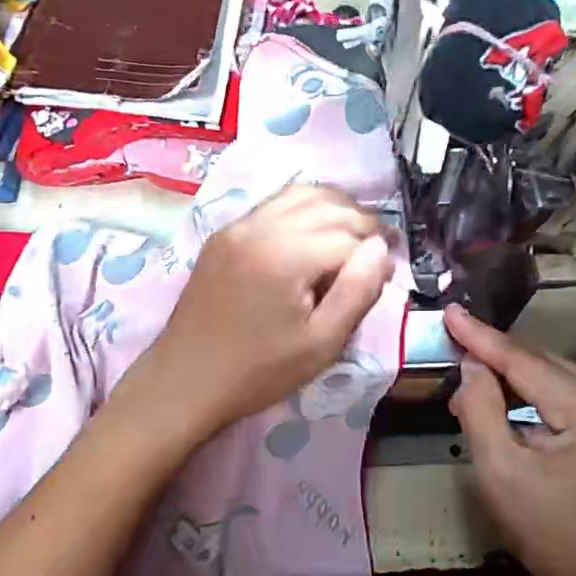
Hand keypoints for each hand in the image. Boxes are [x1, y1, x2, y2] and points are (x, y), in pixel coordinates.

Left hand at [131, 185, 393, 436]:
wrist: (186, 381)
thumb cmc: (258, 371)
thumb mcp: (321, 344)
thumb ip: (358, 292)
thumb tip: (381, 249)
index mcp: (285, 254)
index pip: (349, 235)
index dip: (377, 252)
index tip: (389, 275)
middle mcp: (260, 227)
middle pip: (328, 204)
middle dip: (361, 222)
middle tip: (379, 252)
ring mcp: (237, 227)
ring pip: (299, 194)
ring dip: (335, 208)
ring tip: (352, 237)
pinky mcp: (223, 235)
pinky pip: (273, 205)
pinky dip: (303, 209)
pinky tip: (314, 234)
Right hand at [445, 304, 575, 575]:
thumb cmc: (553, 539)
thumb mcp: (502, 475)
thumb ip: (481, 411)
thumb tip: (473, 366)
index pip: (527, 363)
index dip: (483, 338)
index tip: (450, 312)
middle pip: (546, 365)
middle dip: (497, 360)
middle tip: (453, 358)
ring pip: (560, 377)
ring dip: (517, 377)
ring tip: (475, 383)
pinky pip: (574, 394)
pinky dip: (539, 394)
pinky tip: (514, 402)